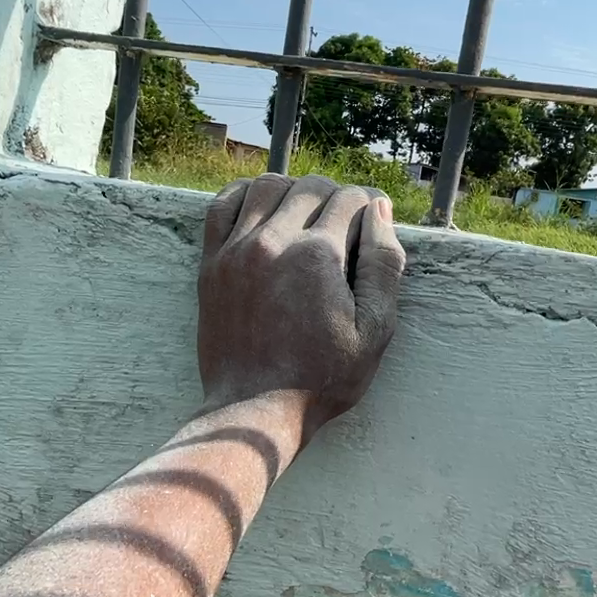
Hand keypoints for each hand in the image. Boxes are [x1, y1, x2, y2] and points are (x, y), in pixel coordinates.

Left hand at [198, 174, 405, 442]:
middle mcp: (274, 242)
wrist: (255, 410)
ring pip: (267, 186)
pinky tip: (260, 210)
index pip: (351, 199)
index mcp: (319, 257)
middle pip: (311, 187)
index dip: (369, 206)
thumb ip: (385, 265)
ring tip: (306, 216)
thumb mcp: (375, 331)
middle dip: (335, 196)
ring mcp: (237, 251)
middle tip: (344, 223)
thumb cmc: (321, 379)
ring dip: (292, 191)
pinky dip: (244, 196)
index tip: (371, 223)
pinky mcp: (211, 265)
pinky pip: (221, 205)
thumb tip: (380, 210)